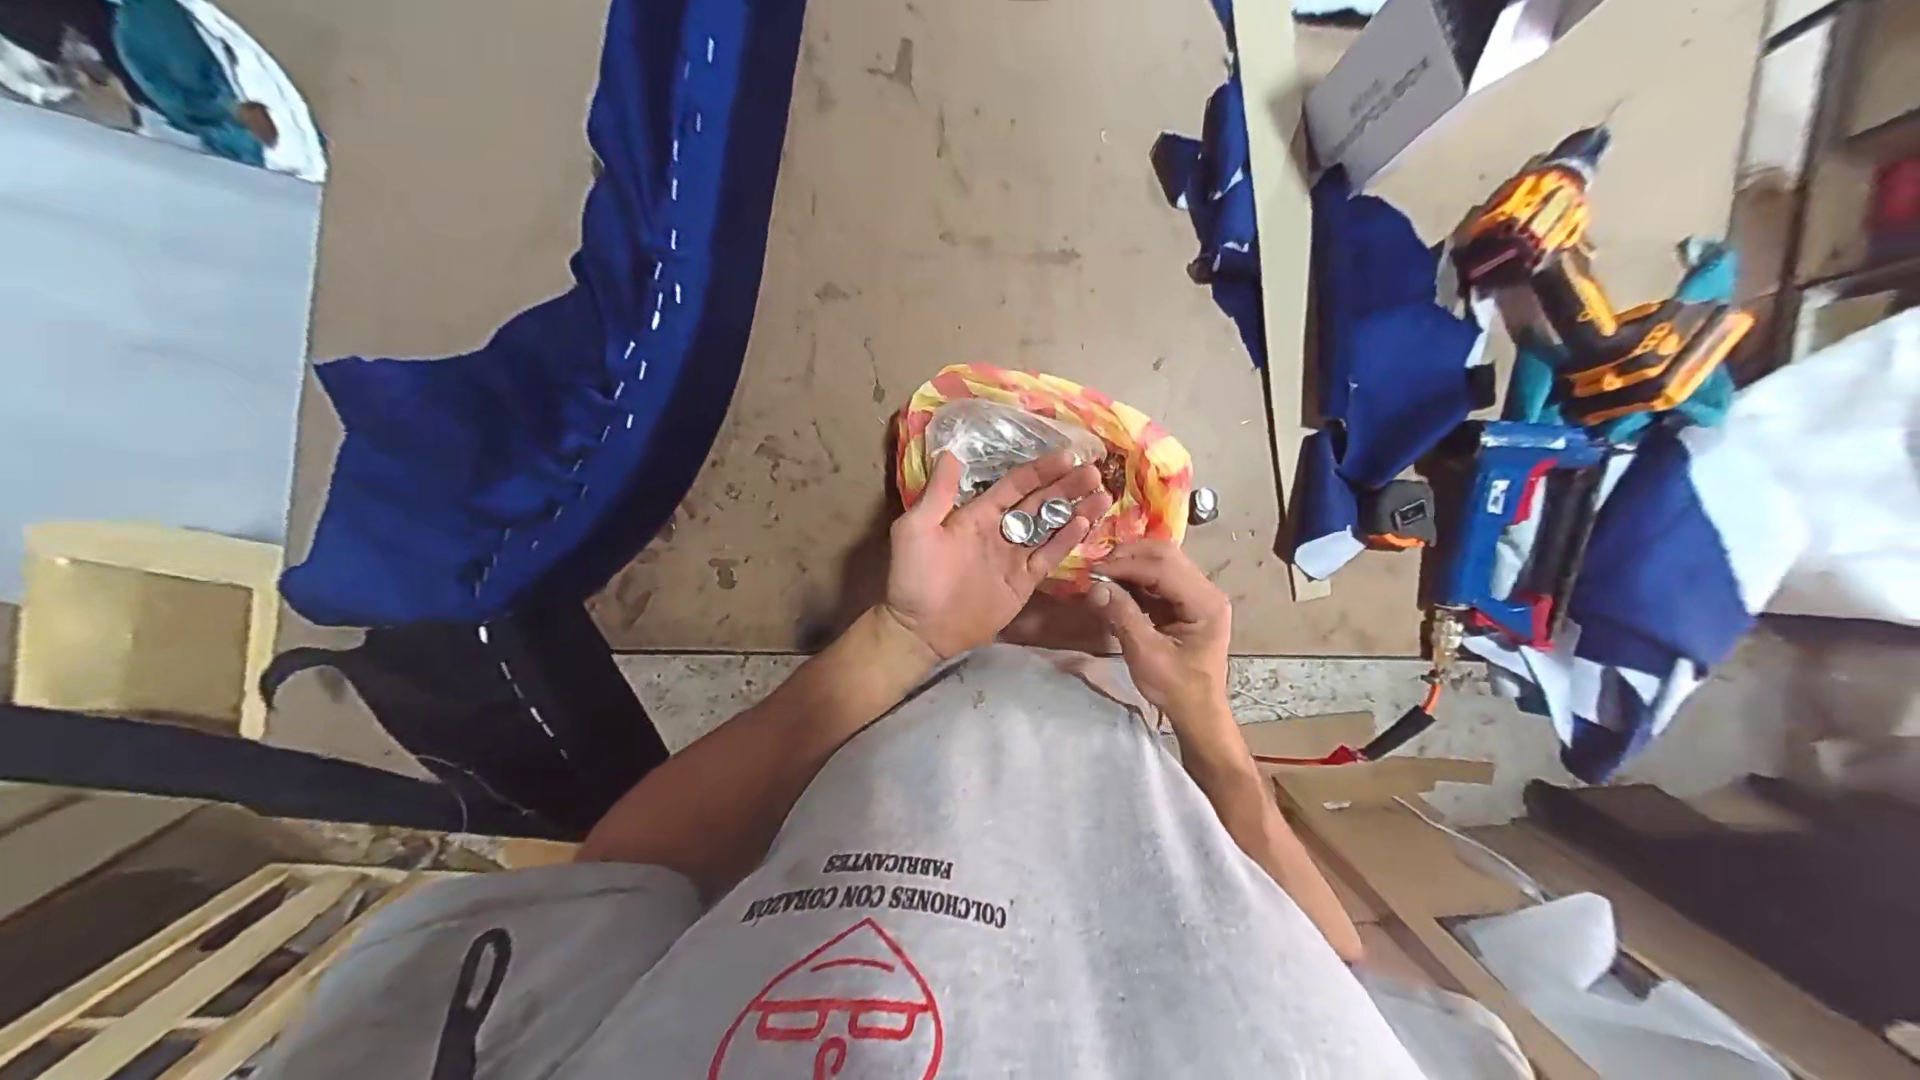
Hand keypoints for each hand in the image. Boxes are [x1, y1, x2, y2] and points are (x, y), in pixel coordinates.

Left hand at [883, 452, 1113, 658]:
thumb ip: (938, 493)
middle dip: (1066, 486)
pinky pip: (1048, 556)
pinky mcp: (1023, 581)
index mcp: (977, 514)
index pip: (1015, 484)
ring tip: (1102, 495)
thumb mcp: (916, 528)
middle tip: (1094, 471)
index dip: (1041, 469)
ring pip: (1050, 526)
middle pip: (1039, 502)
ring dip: (1075, 509)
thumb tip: (952, 453)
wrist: (920, 628)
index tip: (1068, 455)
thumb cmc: (913, 576)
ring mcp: (1013, 556)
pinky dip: (1066, 540)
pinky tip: (1084, 524)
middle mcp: (999, 530)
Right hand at [1087, 540, 1231, 723]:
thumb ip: (1123, 616)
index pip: (1163, 567)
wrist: (1197, 711)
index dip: (1126, 565)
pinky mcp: (1184, 600)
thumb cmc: (1176, 688)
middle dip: (1127, 557)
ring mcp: (1197, 593)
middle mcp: (1206, 590)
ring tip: (1101, 577)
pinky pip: (1157, 576)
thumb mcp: (1146, 655)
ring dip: (1129, 565)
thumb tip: (1096, 586)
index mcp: (1205, 602)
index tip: (1093, 571)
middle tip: (1096, 570)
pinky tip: (1114, 586)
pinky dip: (1134, 577)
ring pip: (1160, 561)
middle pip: (1164, 554)